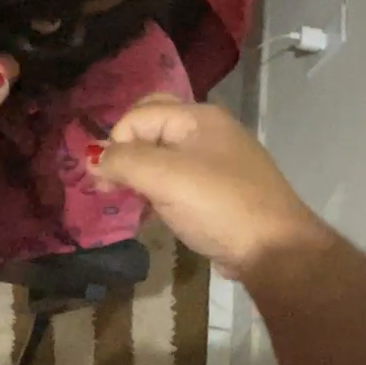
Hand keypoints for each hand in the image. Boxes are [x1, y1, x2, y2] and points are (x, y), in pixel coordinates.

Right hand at [89, 95, 333, 279]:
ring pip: (164, 157)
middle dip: (125, 154)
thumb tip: (92, 157)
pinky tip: (153, 213)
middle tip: (110, 186)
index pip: (139, 115)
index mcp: (198, 117)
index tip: (106, 181)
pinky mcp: (219, 191)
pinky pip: (178, 181)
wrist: (274, 249)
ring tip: (129, 202)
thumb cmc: (218, 206)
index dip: (116, 144)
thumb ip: (124, 162)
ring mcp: (217, 162)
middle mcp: (209, 132)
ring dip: (140, 175)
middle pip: (152, 129)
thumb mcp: (165, 178)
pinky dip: (159, 191)